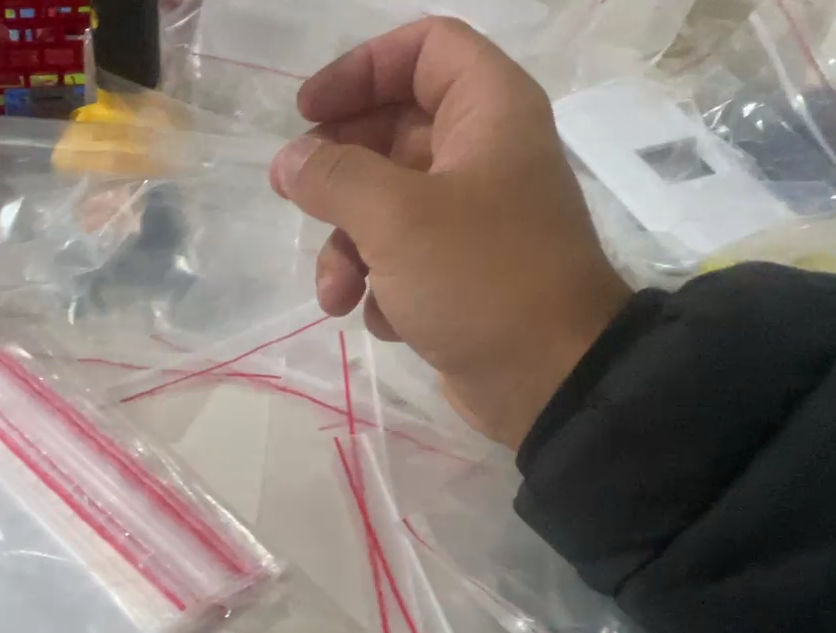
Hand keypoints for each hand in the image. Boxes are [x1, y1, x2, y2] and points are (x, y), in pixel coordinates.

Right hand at [270, 17, 631, 448]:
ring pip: (384, 207)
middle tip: (296, 198)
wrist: (546, 379)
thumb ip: (334, 177)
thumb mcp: (396, 219)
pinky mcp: (458, 275)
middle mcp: (480, 155)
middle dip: (339, 177)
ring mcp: (469, 220)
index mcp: (487, 112)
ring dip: (346, 249)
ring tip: (336, 296)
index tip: (307, 113)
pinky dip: (378, 286)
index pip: (422, 49)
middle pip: (391, 133)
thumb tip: (288, 160)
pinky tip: (383, 319)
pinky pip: (399, 260)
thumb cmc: (480, 279)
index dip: (360, 69)